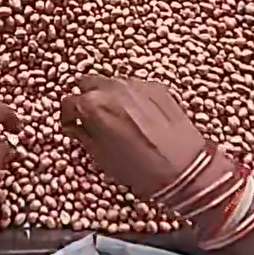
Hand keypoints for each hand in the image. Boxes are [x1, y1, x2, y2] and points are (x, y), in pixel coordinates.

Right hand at [59, 75, 206, 198]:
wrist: (186, 170)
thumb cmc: (142, 170)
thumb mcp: (101, 157)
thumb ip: (83, 135)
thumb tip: (76, 127)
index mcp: (93, 105)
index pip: (68, 102)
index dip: (67, 116)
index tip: (71, 125)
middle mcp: (112, 88)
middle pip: (87, 84)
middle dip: (86, 99)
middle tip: (90, 118)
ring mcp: (136, 85)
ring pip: (111, 83)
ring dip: (108, 96)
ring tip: (116, 119)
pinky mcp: (157, 87)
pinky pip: (134, 87)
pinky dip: (130, 98)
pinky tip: (137, 118)